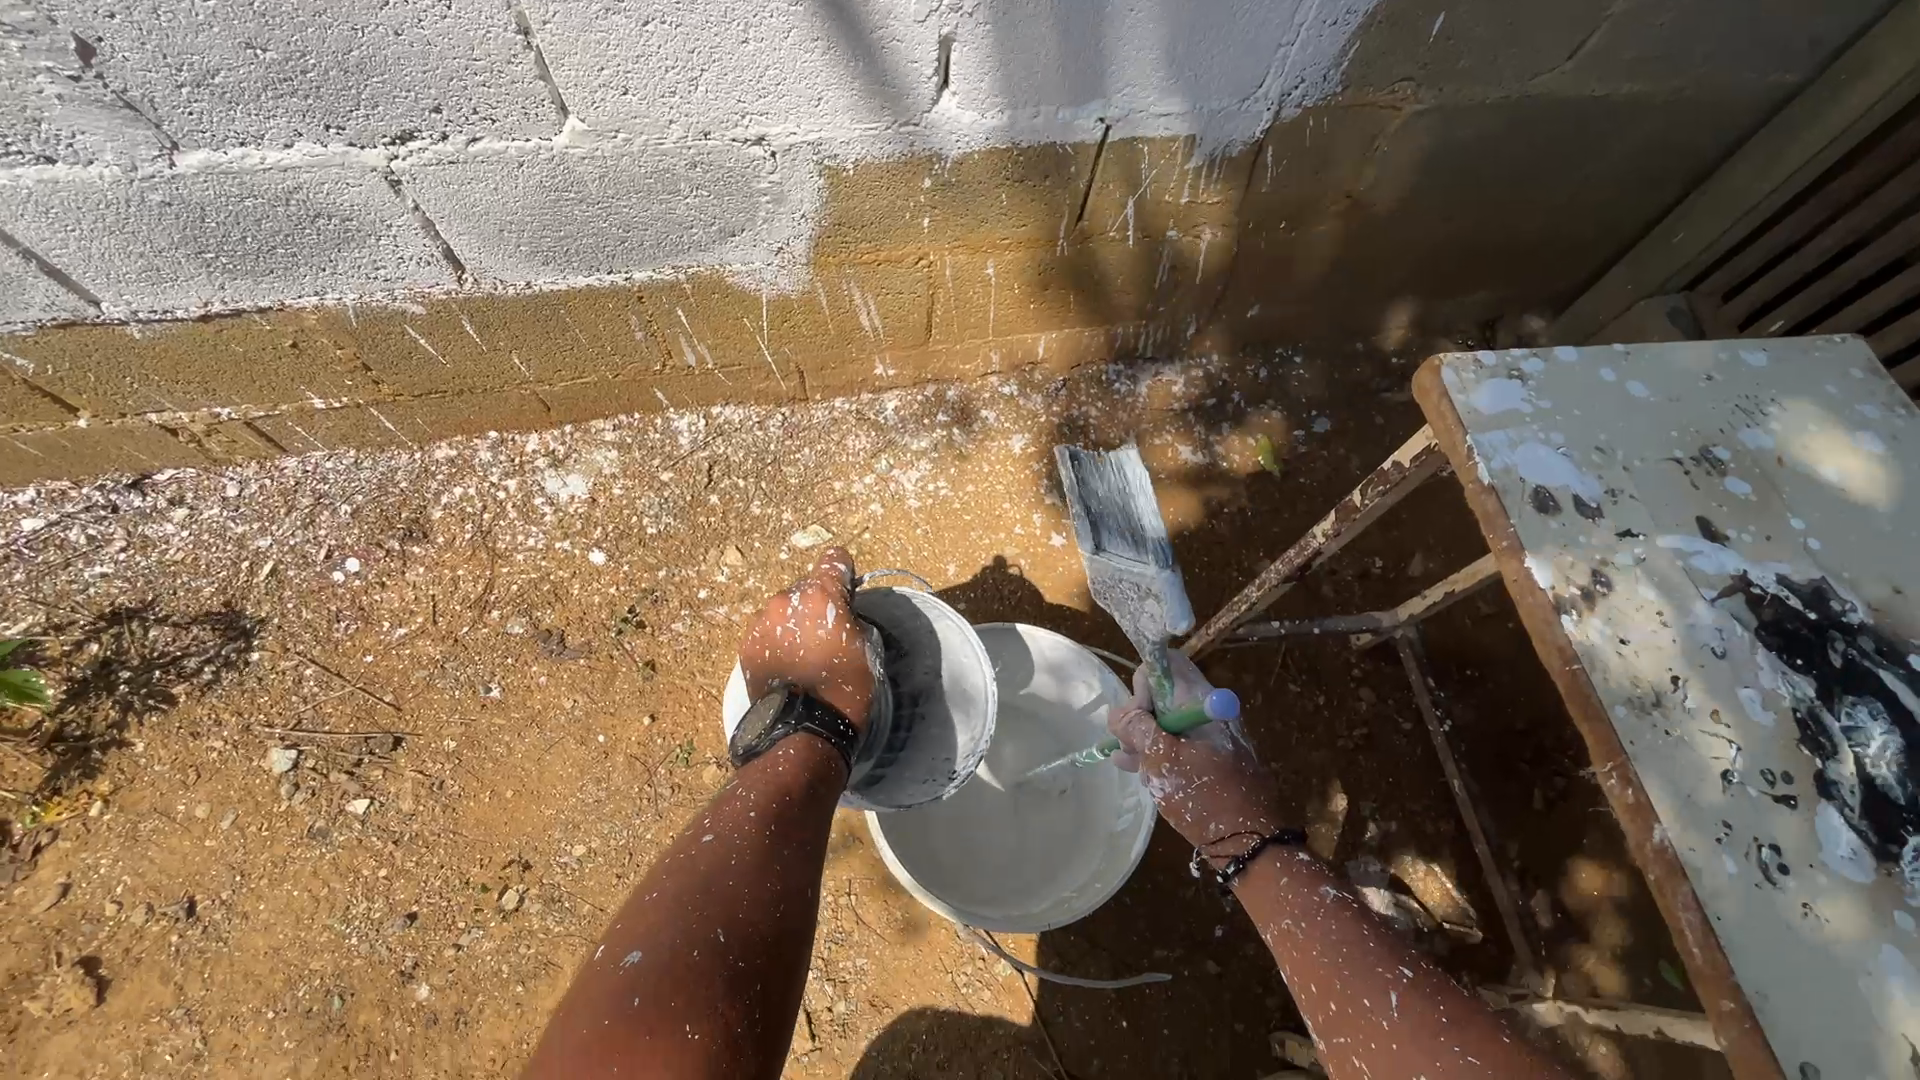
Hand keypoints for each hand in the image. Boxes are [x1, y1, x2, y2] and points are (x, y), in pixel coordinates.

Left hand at [738, 547, 875, 733]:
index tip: (846, 587)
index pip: (834, 559)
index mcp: (820, 594)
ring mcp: (761, 622)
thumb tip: (842, 614)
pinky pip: (766, 632)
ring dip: (793, 624)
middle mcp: (786, 599)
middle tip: (825, 634)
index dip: (843, 571)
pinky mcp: (746, 645)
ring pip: (783, 611)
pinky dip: (776, 642)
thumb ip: (851, 617)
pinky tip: (787, 665)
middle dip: (816, 605)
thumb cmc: (846, 687)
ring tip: (803, 655)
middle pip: (806, 589)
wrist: (804, 728)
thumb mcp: (866, 646)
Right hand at [1109, 652, 1284, 853]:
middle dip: (1138, 715)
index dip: (1143, 683)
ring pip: (1165, 721)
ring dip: (1142, 737)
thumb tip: (1119, 713)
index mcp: (1201, 701)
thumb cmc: (1204, 796)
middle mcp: (1205, 710)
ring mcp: (1207, 735)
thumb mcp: (1161, 759)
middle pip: (1162, 694)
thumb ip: (1136, 729)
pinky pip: (1175, 743)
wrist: (1248, 842)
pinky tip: (1136, 768)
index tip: (1136, 715)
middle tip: (1127, 744)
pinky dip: (1155, 752)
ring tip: (1127, 760)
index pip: (1167, 665)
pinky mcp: (1207, 757)